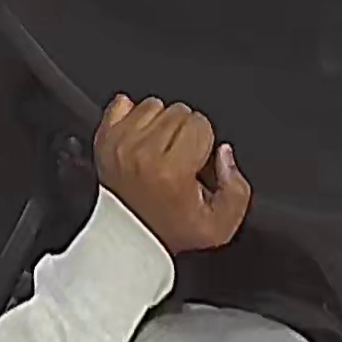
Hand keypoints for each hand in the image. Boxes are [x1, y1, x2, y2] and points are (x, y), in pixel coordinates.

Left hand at [95, 95, 251, 253]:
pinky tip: (139, 138)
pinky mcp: (104, 137)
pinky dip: (133, 115)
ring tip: (158, 150)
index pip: (200, 123)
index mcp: (173, 171)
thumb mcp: (218, 226)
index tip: (195, 161)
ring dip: (159, 123)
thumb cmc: (170, 230)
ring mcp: (121, 142)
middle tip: (177, 158)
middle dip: (183, 132)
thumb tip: (224, 153)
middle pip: (178, 110)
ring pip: (154, 104)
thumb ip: (237, 190)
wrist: (127, 238)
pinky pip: (123, 102)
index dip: (203, 142)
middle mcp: (144, 153)